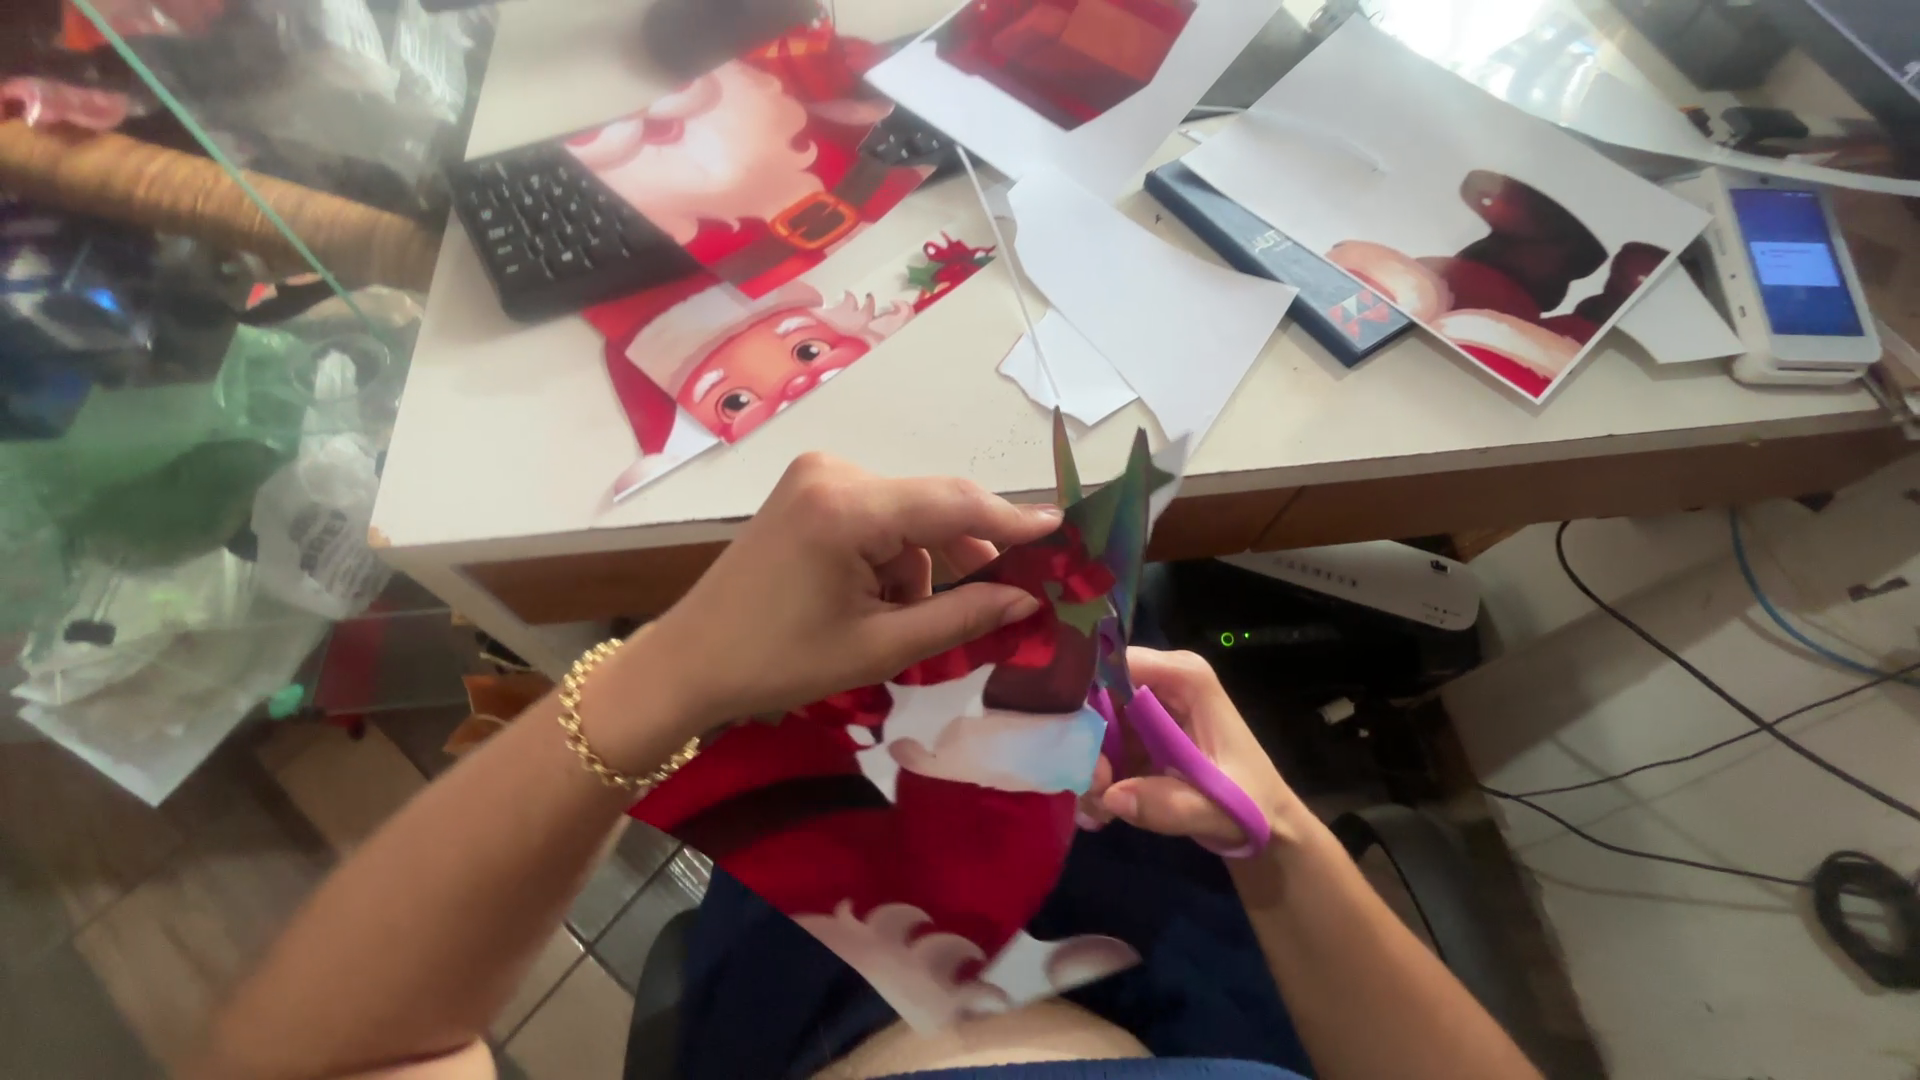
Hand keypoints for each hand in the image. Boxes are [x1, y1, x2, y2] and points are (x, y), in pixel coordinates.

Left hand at [635, 453, 1060, 737]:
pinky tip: (877, 594)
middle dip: (967, 552)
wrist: (691, 661)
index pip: (954, 504)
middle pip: (934, 504)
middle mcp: (835, 472)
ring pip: (910, 513)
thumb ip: (962, 617)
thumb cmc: (779, 663)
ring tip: (906, 614)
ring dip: (925, 561)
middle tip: (1002, 596)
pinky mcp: (810, 488)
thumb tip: (1029, 599)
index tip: (1062, 532)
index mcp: (847, 508)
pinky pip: (880, 514)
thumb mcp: (879, 648)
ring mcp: (818, 474)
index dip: (1013, 521)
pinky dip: (894, 553)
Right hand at [1082, 648, 1314, 850]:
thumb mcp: (1216, 809)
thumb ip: (1168, 805)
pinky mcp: (1138, 729)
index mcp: (1186, 678)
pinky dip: (1096, 776)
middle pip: (1098, 695)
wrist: (1267, 825)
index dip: (1089, 700)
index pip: (1117, 664)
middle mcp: (1162, 680)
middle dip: (1086, 744)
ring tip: (1098, 812)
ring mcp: (1147, 704)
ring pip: (1093, 722)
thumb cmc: (1252, 806)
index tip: (1079, 751)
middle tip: (1093, 792)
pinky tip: (1102, 812)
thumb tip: (1111, 796)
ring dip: (1088, 767)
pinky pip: (1100, 742)